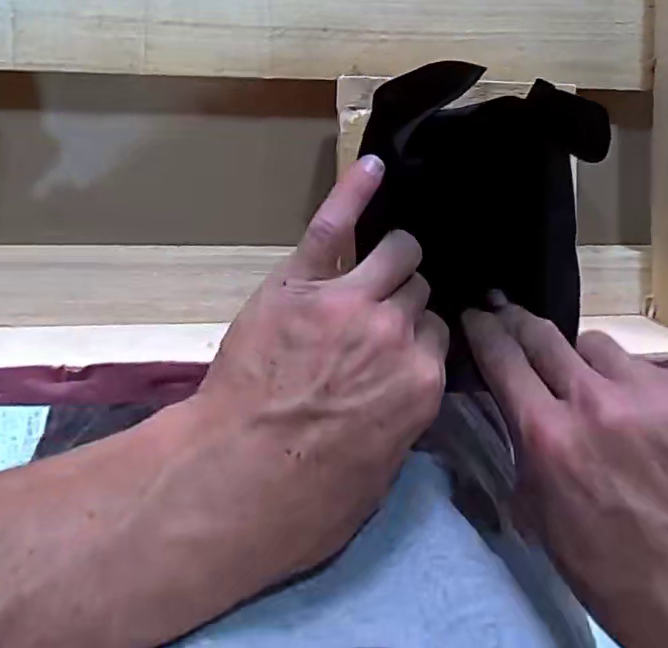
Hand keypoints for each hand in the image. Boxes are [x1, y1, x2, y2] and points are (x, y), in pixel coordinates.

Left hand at [173, 156, 448, 587]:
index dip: (419, 336)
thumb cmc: (305, 501)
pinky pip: (335, 224)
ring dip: (395, 255)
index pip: (438, 332)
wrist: (228, 484)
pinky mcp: (303, 282)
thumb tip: (409, 392)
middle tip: (380, 312)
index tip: (403, 342)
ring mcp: (351, 300)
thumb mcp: (380, 473)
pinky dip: (354, 192)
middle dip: (405, 298)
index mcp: (421, 380)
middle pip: (419, 291)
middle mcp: (397, 332)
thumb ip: (407, 417)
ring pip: (398, 251)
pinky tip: (372, 166)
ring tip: (381, 259)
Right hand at [464, 299, 667, 647]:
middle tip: (509, 311)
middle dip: (518, 320)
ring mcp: (655, 393)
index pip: (503, 357)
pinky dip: (636, 389)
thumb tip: (516, 402)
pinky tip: (651, 424)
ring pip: (598, 346)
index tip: (475, 314)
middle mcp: (598, 402)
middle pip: (544, 334)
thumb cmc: (617, 575)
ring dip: (583, 360)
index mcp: (552, 438)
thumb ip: (527, 450)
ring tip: (593, 387)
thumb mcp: (546, 520)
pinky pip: (650, 372)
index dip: (484, 329)